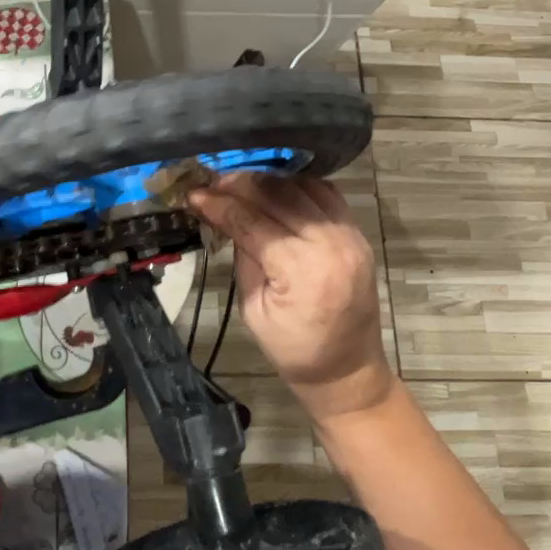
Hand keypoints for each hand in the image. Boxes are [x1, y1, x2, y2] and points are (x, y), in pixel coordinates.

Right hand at [189, 173, 394, 421]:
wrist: (347, 369)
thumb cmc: (293, 349)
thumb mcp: (253, 309)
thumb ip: (242, 256)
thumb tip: (222, 215)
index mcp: (302, 269)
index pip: (252, 220)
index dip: (219, 205)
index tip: (193, 194)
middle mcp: (330, 243)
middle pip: (277, 195)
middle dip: (239, 185)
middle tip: (211, 183)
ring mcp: (349, 235)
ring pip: (302, 187)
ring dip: (267, 180)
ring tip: (239, 184)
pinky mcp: (357, 233)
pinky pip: (325, 194)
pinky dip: (297, 186)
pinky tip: (275, 190)